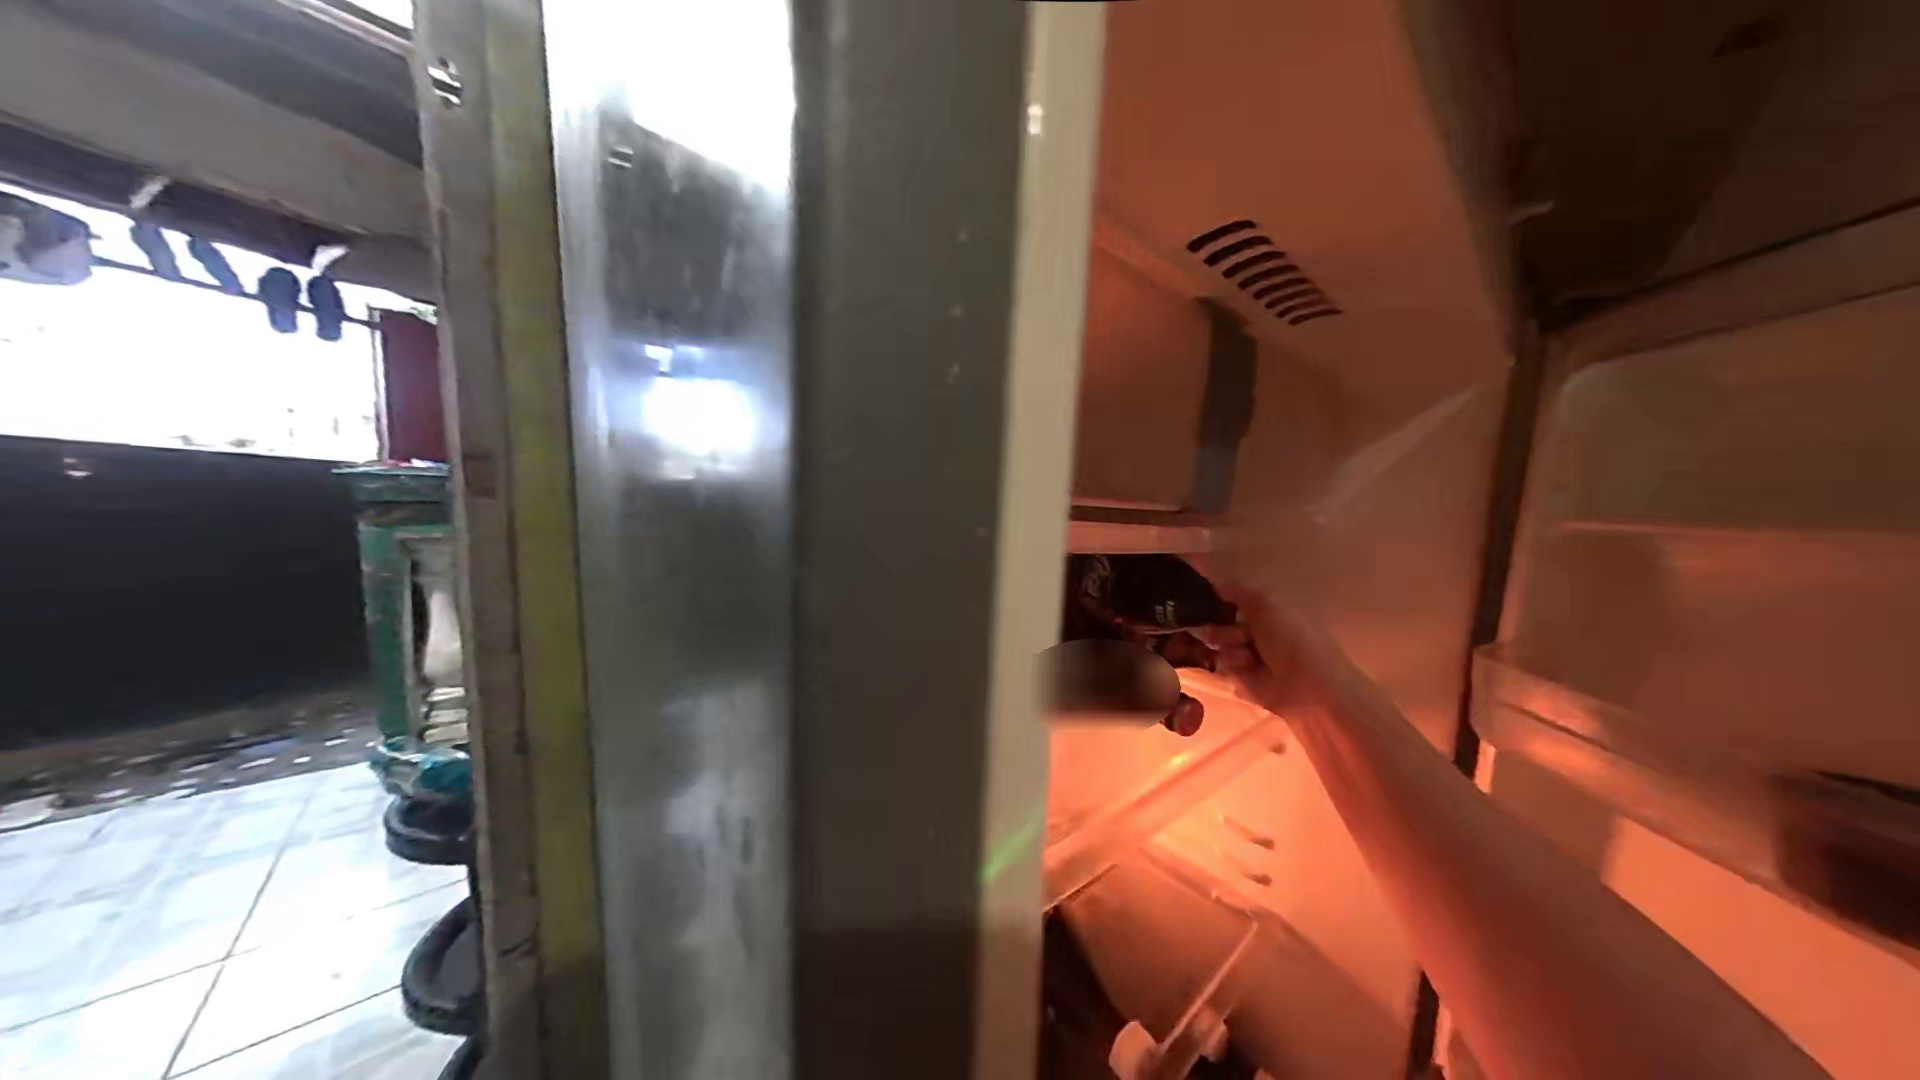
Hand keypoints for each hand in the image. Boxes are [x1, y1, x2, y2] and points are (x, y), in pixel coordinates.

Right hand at [1194, 587, 1331, 714]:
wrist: (1308, 686)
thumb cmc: (1292, 638)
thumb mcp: (1267, 604)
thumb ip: (1239, 591)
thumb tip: (1215, 584)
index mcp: (1269, 609)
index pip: (1233, 599)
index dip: (1218, 599)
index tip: (1206, 600)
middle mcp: (1258, 629)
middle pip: (1220, 622)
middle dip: (1221, 626)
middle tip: (1238, 635)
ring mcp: (1250, 654)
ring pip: (1219, 643)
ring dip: (1229, 646)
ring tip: (1247, 656)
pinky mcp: (1244, 678)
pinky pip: (1223, 664)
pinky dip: (1233, 664)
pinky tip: (1247, 668)